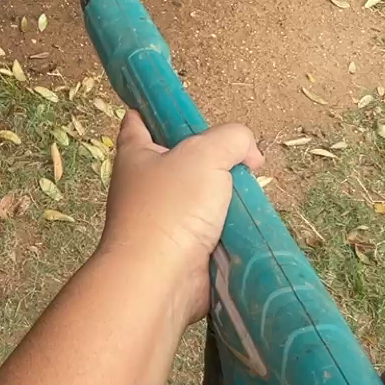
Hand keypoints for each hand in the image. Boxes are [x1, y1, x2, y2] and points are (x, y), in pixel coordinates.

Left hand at [94, 111, 261, 326]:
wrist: (160, 277)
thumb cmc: (171, 207)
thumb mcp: (205, 153)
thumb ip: (231, 138)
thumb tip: (247, 153)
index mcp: (135, 153)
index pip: (140, 119)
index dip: (159, 109)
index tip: (185, 108)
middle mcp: (143, 184)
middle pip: (183, 159)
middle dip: (214, 159)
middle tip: (241, 162)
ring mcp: (161, 217)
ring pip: (203, 196)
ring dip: (228, 197)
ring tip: (248, 197)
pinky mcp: (181, 247)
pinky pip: (212, 229)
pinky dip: (230, 228)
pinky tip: (248, 225)